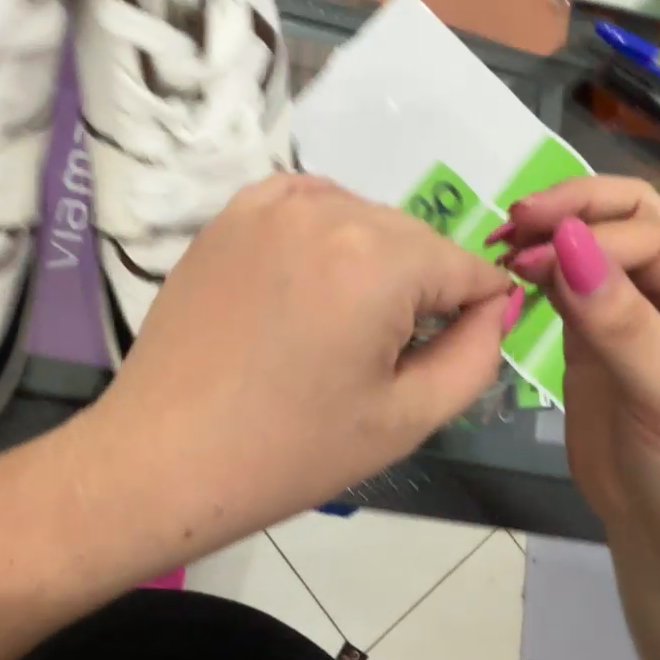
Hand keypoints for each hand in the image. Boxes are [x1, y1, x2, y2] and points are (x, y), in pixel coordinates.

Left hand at [88, 174, 518, 538]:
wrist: (164, 457)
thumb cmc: (289, 452)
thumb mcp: (407, 418)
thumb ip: (477, 353)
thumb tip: (495, 305)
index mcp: (379, 260)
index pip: (469, 267)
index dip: (475, 312)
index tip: (450, 352)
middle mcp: (326, 211)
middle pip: (415, 241)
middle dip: (419, 289)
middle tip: (381, 356)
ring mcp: (266, 207)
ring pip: (360, 219)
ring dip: (370, 261)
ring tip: (336, 325)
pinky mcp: (226, 218)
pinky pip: (302, 202)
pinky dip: (321, 230)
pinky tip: (310, 276)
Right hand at [493, 177, 659, 547]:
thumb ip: (621, 322)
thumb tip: (566, 246)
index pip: (658, 240)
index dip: (595, 238)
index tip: (530, 255)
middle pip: (633, 217)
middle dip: (576, 209)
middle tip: (516, 219)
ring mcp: (637, 309)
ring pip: (595, 242)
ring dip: (551, 232)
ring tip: (503, 241)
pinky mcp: (594, 333)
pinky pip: (567, 283)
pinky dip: (538, 268)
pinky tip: (509, 268)